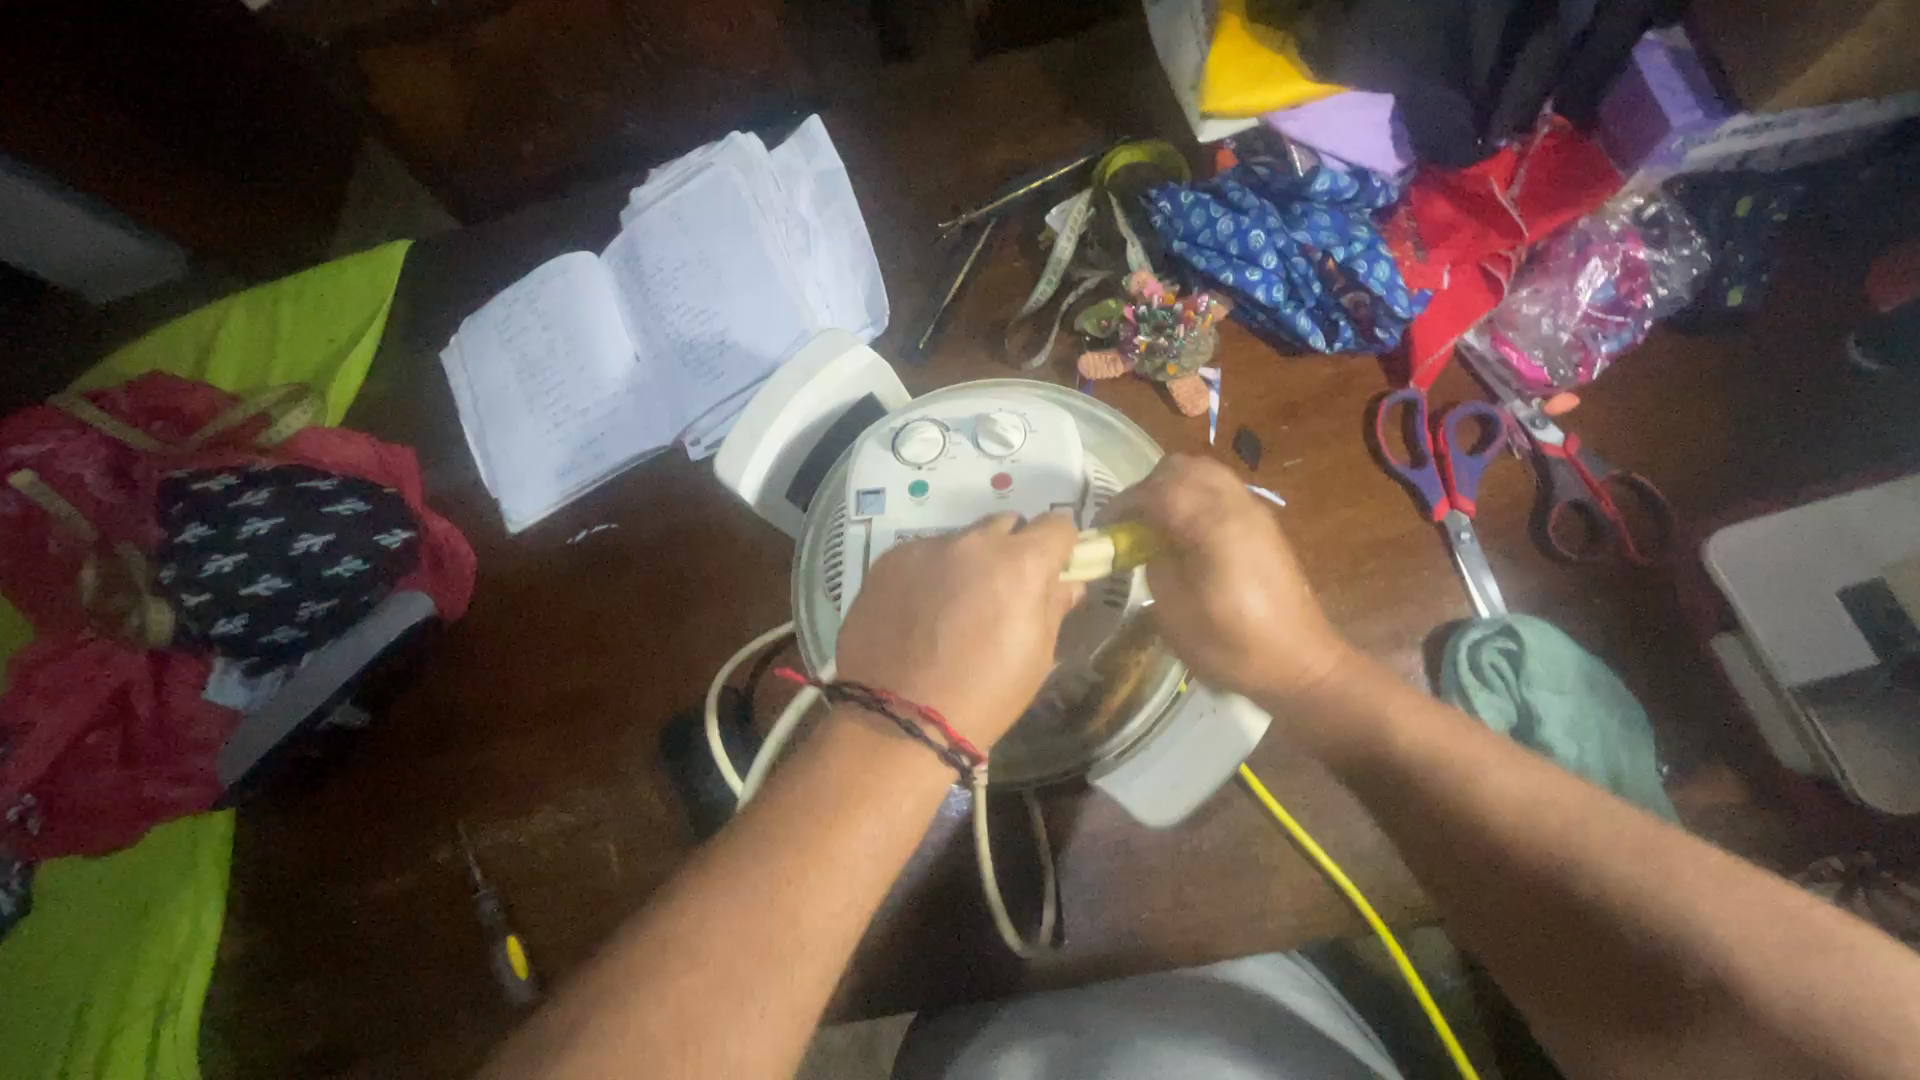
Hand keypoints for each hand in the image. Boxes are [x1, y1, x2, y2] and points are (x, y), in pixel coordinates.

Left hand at [835, 513, 1084, 749]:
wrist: (899, 720)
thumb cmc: (983, 696)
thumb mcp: (1036, 657)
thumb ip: (1053, 607)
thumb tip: (1067, 583)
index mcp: (1020, 563)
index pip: (1057, 525)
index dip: (1060, 547)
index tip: (1053, 569)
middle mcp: (973, 543)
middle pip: (1005, 526)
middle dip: (1011, 550)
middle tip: (1001, 592)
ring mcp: (924, 549)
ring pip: (959, 541)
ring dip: (965, 563)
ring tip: (951, 609)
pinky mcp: (887, 562)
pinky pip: (920, 556)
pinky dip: (927, 575)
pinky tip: (918, 614)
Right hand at [1104, 455, 1352, 706]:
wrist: (1299, 663)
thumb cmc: (1231, 645)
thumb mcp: (1174, 613)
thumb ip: (1154, 565)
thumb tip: (1146, 544)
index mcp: (1212, 525)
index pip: (1156, 490)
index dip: (1123, 503)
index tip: (1103, 525)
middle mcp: (1236, 506)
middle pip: (1181, 468)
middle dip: (1147, 488)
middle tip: (1128, 521)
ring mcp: (1254, 511)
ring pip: (1204, 471)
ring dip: (1172, 487)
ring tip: (1154, 523)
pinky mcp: (1264, 523)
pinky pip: (1221, 489)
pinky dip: (1195, 496)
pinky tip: (1185, 531)